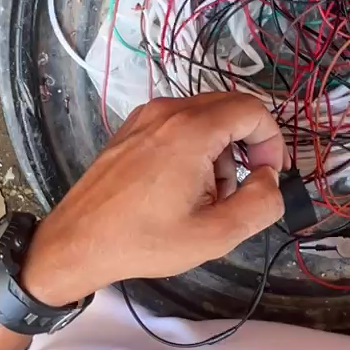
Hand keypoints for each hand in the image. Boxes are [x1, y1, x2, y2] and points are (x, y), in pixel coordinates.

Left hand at [20, 93, 286, 304]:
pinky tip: (182, 186)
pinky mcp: (131, 129)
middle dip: (247, 146)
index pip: (253, 111)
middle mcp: (168, 111)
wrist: (78, 242)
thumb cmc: (144, 241)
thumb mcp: (216, 235)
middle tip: (241, 189)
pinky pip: (178, 124)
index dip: (272, 142)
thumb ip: (261, 203)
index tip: (267, 176)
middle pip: (230, 107)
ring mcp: (145, 116)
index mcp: (191, 130)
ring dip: (220, 150)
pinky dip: (194, 147)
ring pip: (205, 116)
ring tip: (208, 196)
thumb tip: (270, 178)